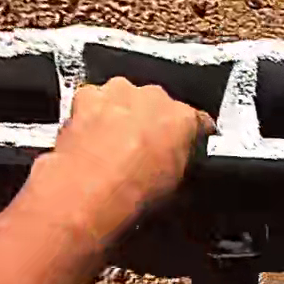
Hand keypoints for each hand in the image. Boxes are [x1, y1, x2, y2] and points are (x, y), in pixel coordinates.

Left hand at [35, 78, 212, 222]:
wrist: (90, 190)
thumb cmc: (134, 190)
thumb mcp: (177, 185)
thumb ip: (182, 161)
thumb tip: (178, 162)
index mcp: (184, 118)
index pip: (196, 121)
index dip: (190, 136)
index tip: (184, 145)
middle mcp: (154, 98)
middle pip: (159, 105)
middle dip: (153, 123)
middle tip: (145, 151)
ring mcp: (119, 93)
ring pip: (126, 98)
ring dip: (124, 116)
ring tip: (116, 148)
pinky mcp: (87, 96)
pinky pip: (95, 101)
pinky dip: (95, 115)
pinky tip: (93, 140)